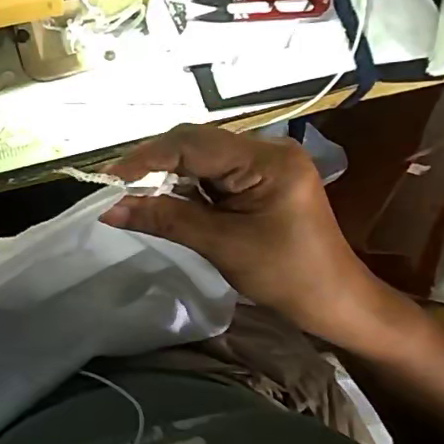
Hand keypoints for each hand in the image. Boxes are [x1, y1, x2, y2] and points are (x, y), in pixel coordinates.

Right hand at [102, 124, 387, 343]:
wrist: (337, 300)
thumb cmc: (288, 277)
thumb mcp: (222, 246)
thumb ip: (165, 219)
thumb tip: (110, 209)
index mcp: (267, 160)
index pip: (192, 144)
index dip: (145, 158)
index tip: (106, 179)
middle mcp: (266, 149)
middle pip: (194, 143)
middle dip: (151, 164)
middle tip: (112, 186)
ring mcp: (264, 161)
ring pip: (198, 156)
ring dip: (164, 174)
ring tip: (128, 192)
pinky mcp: (258, 177)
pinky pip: (210, 171)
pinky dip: (183, 185)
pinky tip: (161, 197)